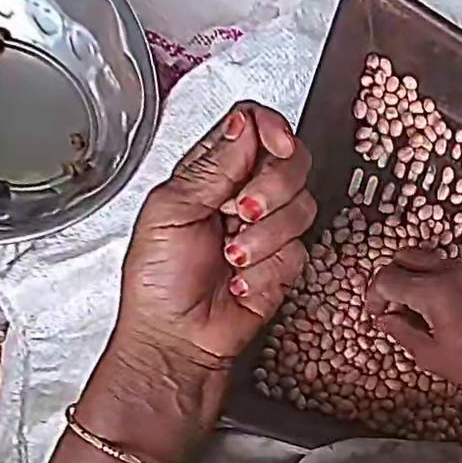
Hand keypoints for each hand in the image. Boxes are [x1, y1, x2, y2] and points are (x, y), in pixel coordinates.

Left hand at [112, 102, 313, 377]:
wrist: (178, 337)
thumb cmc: (159, 280)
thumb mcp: (169, 210)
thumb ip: (211, 168)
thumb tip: (243, 125)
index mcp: (210, 172)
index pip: (253, 127)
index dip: (272, 129)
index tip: (276, 143)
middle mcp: (244, 196)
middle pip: (292, 163)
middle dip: (273, 187)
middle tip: (241, 211)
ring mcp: (269, 230)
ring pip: (302, 209)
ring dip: (265, 238)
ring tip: (232, 258)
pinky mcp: (285, 264)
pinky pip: (298, 253)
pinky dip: (267, 270)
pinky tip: (242, 281)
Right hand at [363, 248, 461, 400]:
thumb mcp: (430, 355)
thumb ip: (401, 332)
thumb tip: (385, 319)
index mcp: (434, 292)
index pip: (388, 279)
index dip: (374, 296)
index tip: (375, 312)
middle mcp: (451, 273)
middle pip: (404, 257)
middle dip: (391, 279)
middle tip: (390, 306)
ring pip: (428, 258)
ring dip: (412, 276)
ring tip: (414, 309)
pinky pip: (449, 266)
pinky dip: (434, 278)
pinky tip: (437, 307)